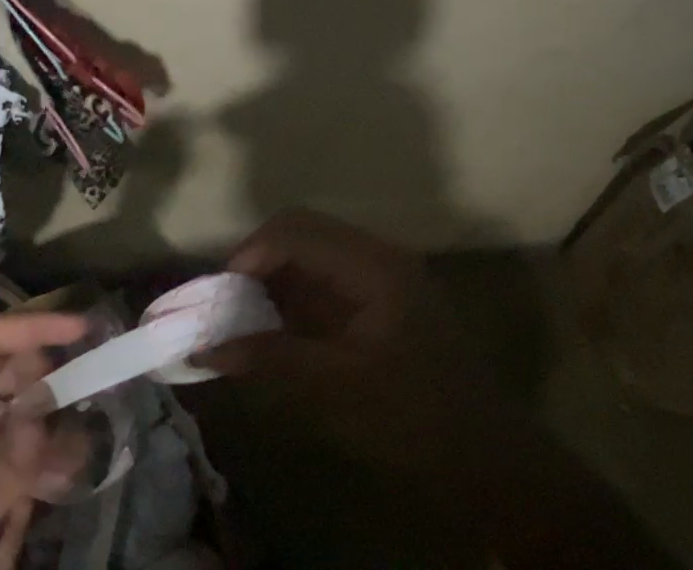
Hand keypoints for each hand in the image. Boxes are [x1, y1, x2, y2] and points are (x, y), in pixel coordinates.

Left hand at [0, 313, 87, 569]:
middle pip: (16, 373)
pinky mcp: (10, 481)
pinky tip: (71, 478)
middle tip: (98, 387)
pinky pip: (45, 452)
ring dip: (65, 422)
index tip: (80, 327)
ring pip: (37, 410)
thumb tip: (43, 410)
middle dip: (56, 373)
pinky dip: (65, 458)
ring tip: (77, 452)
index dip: (27, 328)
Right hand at [205, 210, 498, 472]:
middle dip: (257, 260)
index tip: (218, 297)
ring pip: (312, 252)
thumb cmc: (413, 420)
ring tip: (242, 315)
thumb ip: (268, 358)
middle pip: (302, 231)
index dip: (248, 255)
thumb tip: (203, 347)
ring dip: (273, 276)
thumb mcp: (334, 390)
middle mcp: (378, 257)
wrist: (489, 461)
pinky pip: (327, 278)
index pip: (294, 231)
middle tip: (225, 301)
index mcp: (373, 266)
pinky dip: (294, 294)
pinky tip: (275, 327)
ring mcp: (384, 277)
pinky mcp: (383, 302)